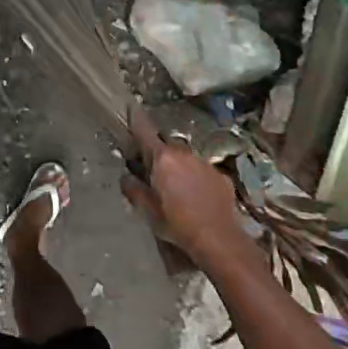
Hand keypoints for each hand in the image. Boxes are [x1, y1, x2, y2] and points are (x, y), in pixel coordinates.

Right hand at [120, 108, 246, 261]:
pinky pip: (202, 171)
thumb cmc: (176, 223)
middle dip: (158, 153)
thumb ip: (133, 189)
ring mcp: (205, 164)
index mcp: (162, 158)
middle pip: (166, 145)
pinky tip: (195, 196)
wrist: (218, 240)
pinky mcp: (221, 177)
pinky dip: (195, 177)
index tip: (131, 109)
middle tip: (151, 170)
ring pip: (186, 158)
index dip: (136, 120)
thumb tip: (126, 177)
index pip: (145, 132)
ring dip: (178, 165)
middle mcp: (184, 154)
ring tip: (175, 186)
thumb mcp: (147, 210)